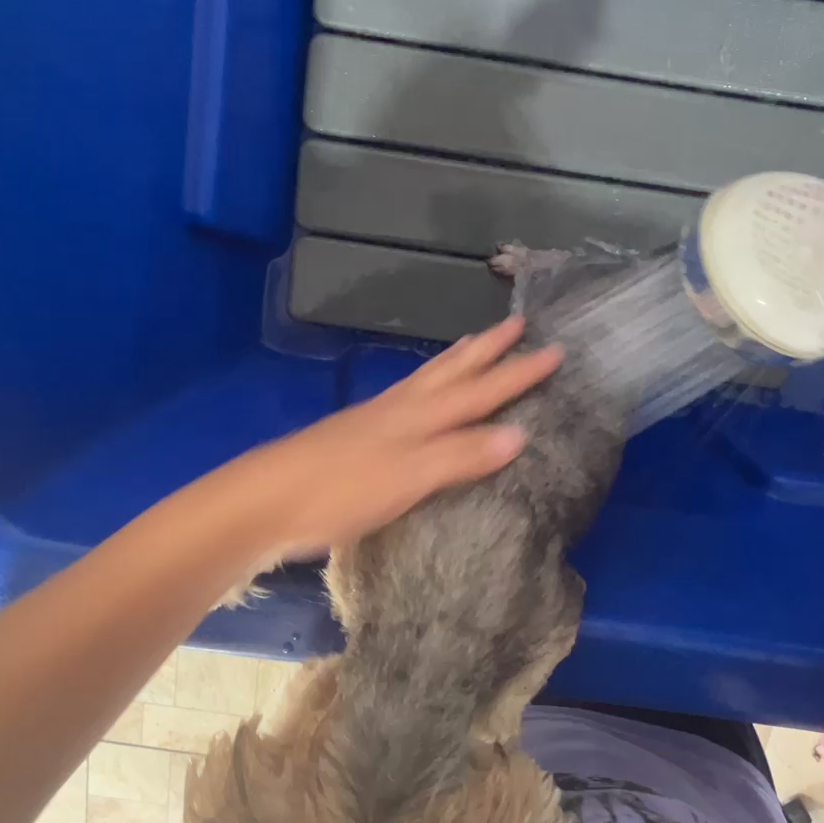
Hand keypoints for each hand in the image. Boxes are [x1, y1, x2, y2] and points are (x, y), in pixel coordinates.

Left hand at [230, 316, 562, 556]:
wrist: (268, 499)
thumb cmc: (342, 489)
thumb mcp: (409, 476)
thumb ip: (460, 455)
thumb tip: (519, 433)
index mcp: (420, 416)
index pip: (480, 390)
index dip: (517, 373)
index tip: (554, 349)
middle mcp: (401, 408)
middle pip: (452, 372)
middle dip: (487, 350)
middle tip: (516, 323)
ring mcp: (376, 418)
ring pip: (427, 379)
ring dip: (456, 360)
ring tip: (473, 342)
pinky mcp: (356, 435)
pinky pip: (406, 396)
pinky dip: (426, 385)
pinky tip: (419, 395)